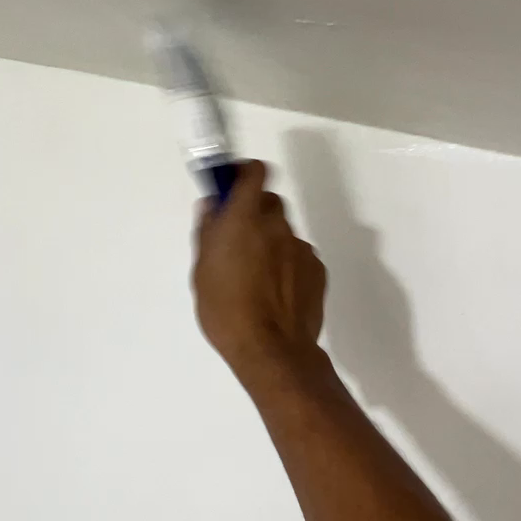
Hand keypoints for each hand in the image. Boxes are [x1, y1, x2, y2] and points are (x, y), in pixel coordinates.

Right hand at [193, 161, 328, 380]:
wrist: (272, 349)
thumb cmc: (226, 311)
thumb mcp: (202, 272)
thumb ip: (208, 233)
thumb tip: (212, 207)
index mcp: (244, 218)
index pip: (254, 172)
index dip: (245, 173)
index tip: (233, 186)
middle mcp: (277, 225)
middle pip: (270, 203)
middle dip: (256, 213)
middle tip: (241, 242)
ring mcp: (301, 248)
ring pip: (285, 234)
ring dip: (272, 244)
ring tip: (258, 279)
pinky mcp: (318, 270)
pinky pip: (299, 258)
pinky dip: (289, 267)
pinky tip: (278, 294)